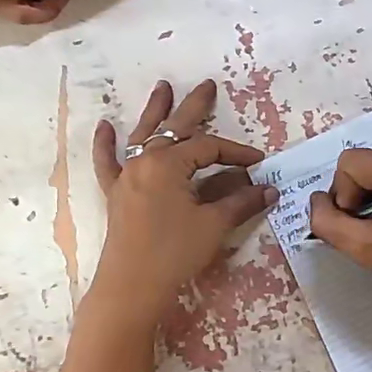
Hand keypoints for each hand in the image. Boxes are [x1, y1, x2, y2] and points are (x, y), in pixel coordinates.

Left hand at [90, 80, 277, 318]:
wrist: (132, 285)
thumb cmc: (174, 253)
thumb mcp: (213, 225)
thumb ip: (241, 202)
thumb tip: (268, 188)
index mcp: (168, 163)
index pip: (209, 148)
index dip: (236, 153)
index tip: (258, 163)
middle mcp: (144, 161)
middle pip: (174, 128)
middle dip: (194, 107)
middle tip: (207, 85)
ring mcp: (126, 176)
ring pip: (142, 135)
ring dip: (155, 111)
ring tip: (163, 88)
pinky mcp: (115, 194)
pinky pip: (107, 163)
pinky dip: (105, 145)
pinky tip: (104, 126)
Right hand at [309, 148, 371, 299]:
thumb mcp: (363, 247)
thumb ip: (327, 221)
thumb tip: (315, 201)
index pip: (349, 165)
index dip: (344, 195)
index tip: (362, 222)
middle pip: (351, 168)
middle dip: (349, 199)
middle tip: (368, 227)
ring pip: (356, 174)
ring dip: (355, 202)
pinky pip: (367, 180)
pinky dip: (365, 201)